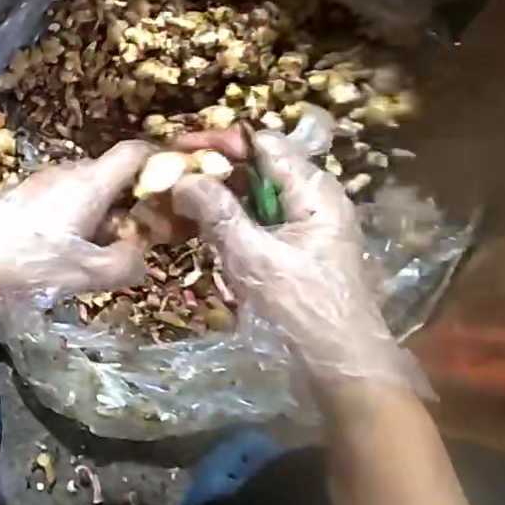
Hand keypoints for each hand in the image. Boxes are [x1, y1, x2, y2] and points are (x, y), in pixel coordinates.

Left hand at [0, 141, 151, 303]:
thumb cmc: (32, 260)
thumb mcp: (88, 272)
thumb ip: (127, 262)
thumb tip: (140, 250)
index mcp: (91, 182)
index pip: (135, 151)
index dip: (159, 162)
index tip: (170, 188)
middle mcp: (69, 171)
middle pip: (112, 174)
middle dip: (129, 201)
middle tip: (134, 236)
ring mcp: (44, 180)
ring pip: (86, 188)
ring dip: (100, 213)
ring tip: (95, 251)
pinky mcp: (24, 192)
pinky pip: (63, 198)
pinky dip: (75, 216)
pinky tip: (62, 248)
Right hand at [170, 130, 422, 392]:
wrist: (339, 363)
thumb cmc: (302, 307)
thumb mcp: (254, 257)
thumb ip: (217, 212)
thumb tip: (182, 177)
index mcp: (312, 191)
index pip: (263, 144)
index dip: (220, 142)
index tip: (178, 148)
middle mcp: (309, 197)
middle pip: (254, 166)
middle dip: (209, 169)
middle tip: (166, 175)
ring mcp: (301, 222)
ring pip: (249, 193)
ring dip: (210, 194)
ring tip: (169, 200)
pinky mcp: (290, 244)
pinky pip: (251, 218)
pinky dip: (221, 218)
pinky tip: (190, 225)